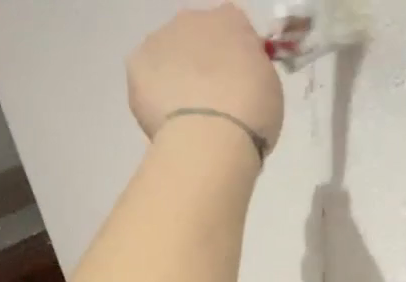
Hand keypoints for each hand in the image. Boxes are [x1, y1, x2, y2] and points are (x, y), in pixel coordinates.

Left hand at [128, 5, 284, 149]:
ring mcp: (159, 39)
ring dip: (176, 77)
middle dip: (202, 63)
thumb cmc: (251, 114)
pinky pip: (146, 77)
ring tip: (189, 117)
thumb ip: (252, 68)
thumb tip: (240, 70)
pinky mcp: (136, 65)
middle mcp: (191, 19)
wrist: (211, 137)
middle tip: (214, 101)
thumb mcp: (269, 86)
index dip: (237, 55)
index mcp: (230, 21)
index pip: (234, 27)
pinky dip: (155, 95)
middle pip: (196, 36)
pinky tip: (169, 121)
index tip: (241, 81)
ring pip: (168, 55)